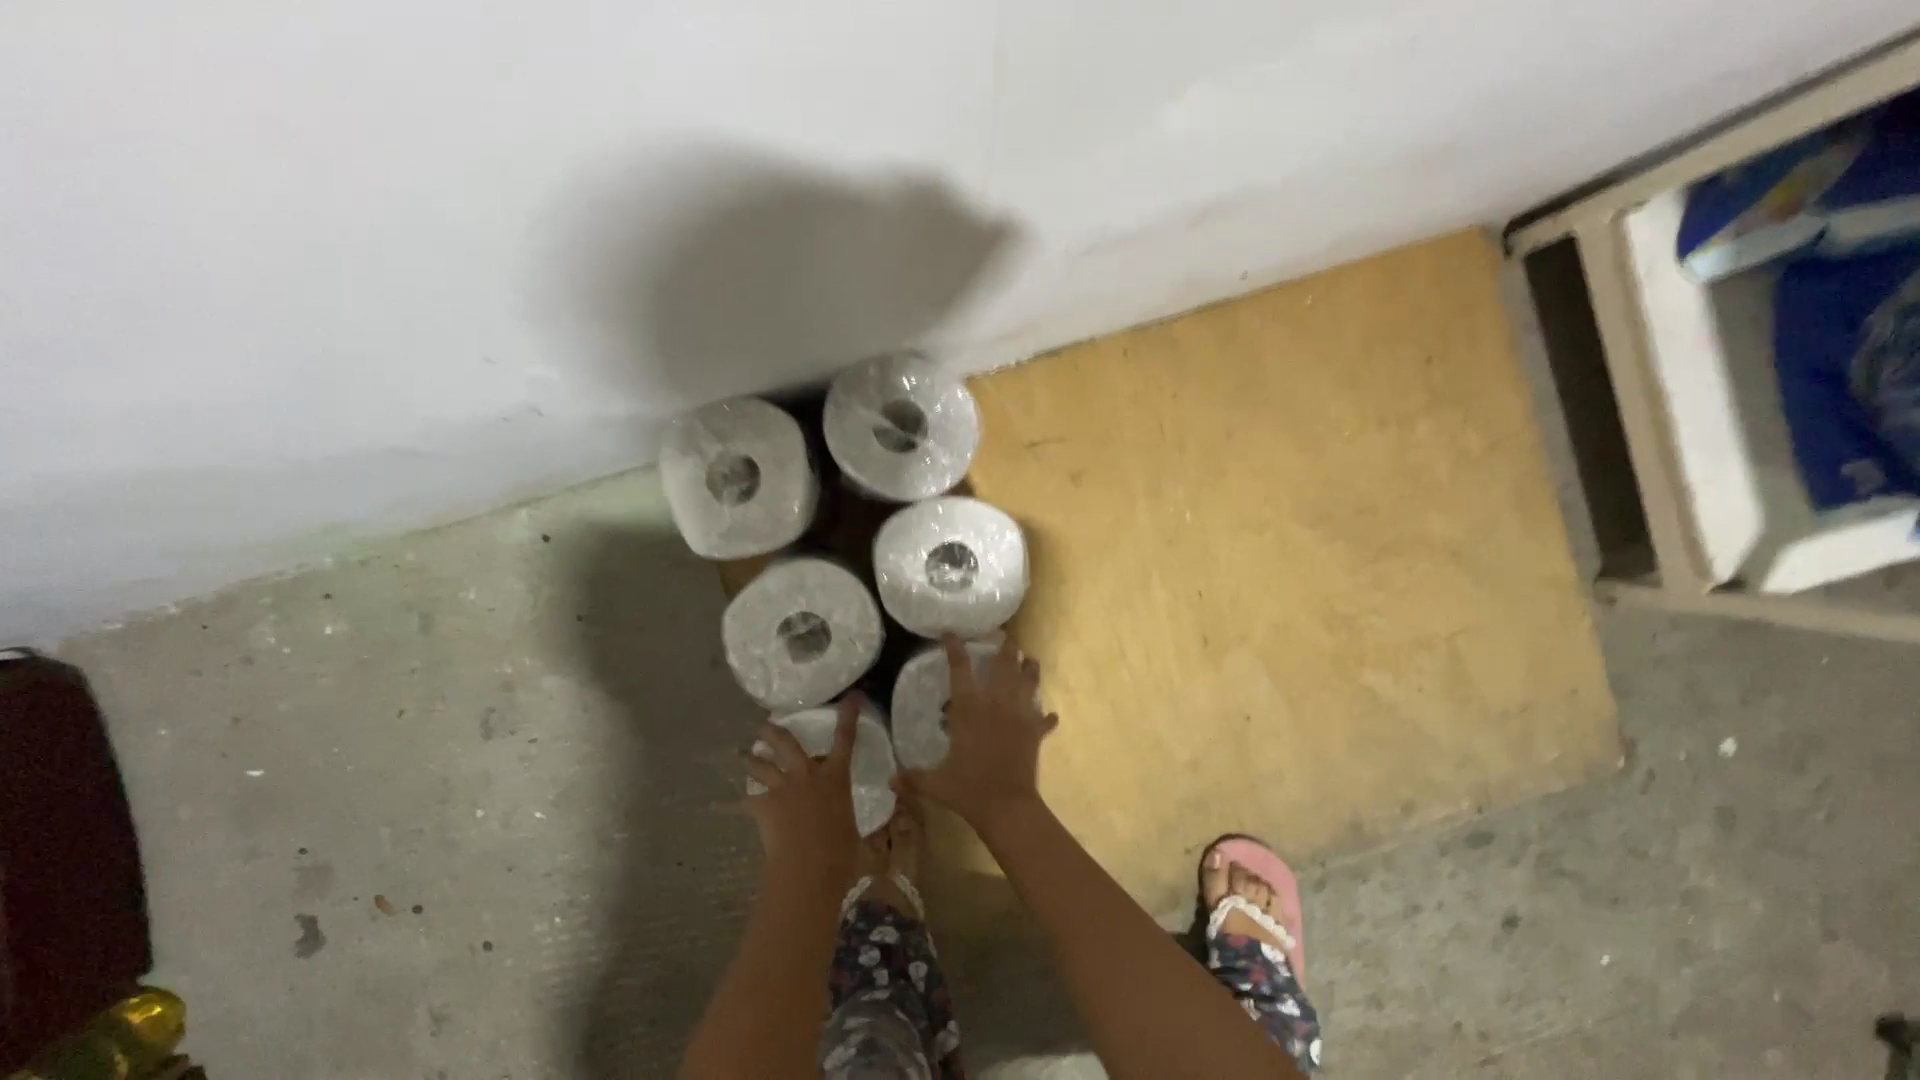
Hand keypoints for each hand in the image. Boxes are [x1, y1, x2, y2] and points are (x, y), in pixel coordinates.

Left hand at [741, 696, 861, 883]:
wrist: (809, 866)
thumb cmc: (841, 852)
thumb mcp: (854, 834)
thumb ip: (851, 827)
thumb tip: (866, 839)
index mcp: (836, 778)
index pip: (846, 740)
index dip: (848, 717)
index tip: (851, 697)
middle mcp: (808, 775)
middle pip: (788, 744)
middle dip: (774, 731)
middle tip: (763, 726)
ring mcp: (783, 788)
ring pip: (761, 766)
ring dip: (751, 759)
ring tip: (741, 755)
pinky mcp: (762, 806)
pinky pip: (741, 803)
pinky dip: (726, 805)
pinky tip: (713, 806)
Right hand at [902, 634, 1057, 828]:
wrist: (1007, 805)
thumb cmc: (968, 789)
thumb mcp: (935, 783)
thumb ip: (912, 778)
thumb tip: (889, 780)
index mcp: (968, 708)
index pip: (959, 668)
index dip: (954, 647)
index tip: (951, 632)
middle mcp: (995, 703)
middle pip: (1003, 664)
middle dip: (1005, 647)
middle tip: (1006, 637)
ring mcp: (1019, 714)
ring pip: (1029, 681)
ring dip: (1030, 668)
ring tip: (1030, 660)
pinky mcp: (1035, 731)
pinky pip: (1044, 718)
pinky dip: (1046, 716)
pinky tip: (1049, 715)